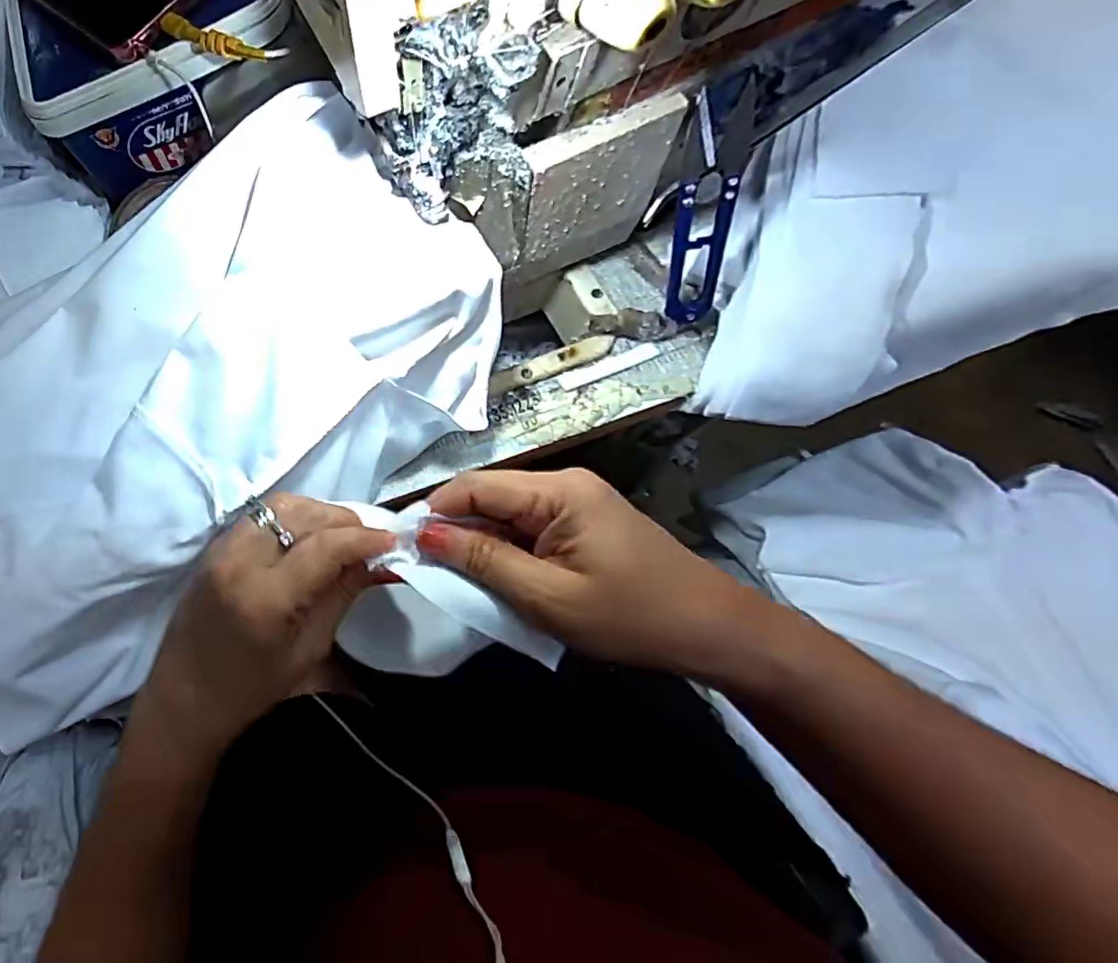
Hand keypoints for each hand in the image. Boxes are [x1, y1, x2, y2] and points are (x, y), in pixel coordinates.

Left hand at [135, 495, 395, 757]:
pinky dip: (291, 516)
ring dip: (317, 511)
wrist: (184, 699)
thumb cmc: (250, 690)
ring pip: (279, 505)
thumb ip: (340, 596)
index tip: (392, 539)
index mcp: (265, 597)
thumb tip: (374, 560)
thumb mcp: (308, 651)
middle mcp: (239, 561)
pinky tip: (308, 536)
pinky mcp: (213, 547)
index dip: (363, 537)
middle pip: (300, 513)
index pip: (323, 545)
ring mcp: (221, 549)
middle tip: (368, 538)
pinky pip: (260, 515)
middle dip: (343, 519)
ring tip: (341, 534)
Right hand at [417, 468, 771, 676]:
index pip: (474, 486)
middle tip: (422, 566)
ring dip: (476, 543)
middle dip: (451, 529)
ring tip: (452, 576)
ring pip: (503, 514)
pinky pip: (526, 528)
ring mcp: (574, 502)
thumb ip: (483, 561)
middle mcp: (563, 484)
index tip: (402, 544)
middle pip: (487, 496)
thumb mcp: (548, 596)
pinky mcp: (580, 522)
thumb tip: (424, 534)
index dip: (433, 511)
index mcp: (558, 491)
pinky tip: (493, 577)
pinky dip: (503, 551)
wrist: (715, 633)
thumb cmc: (632, 618)